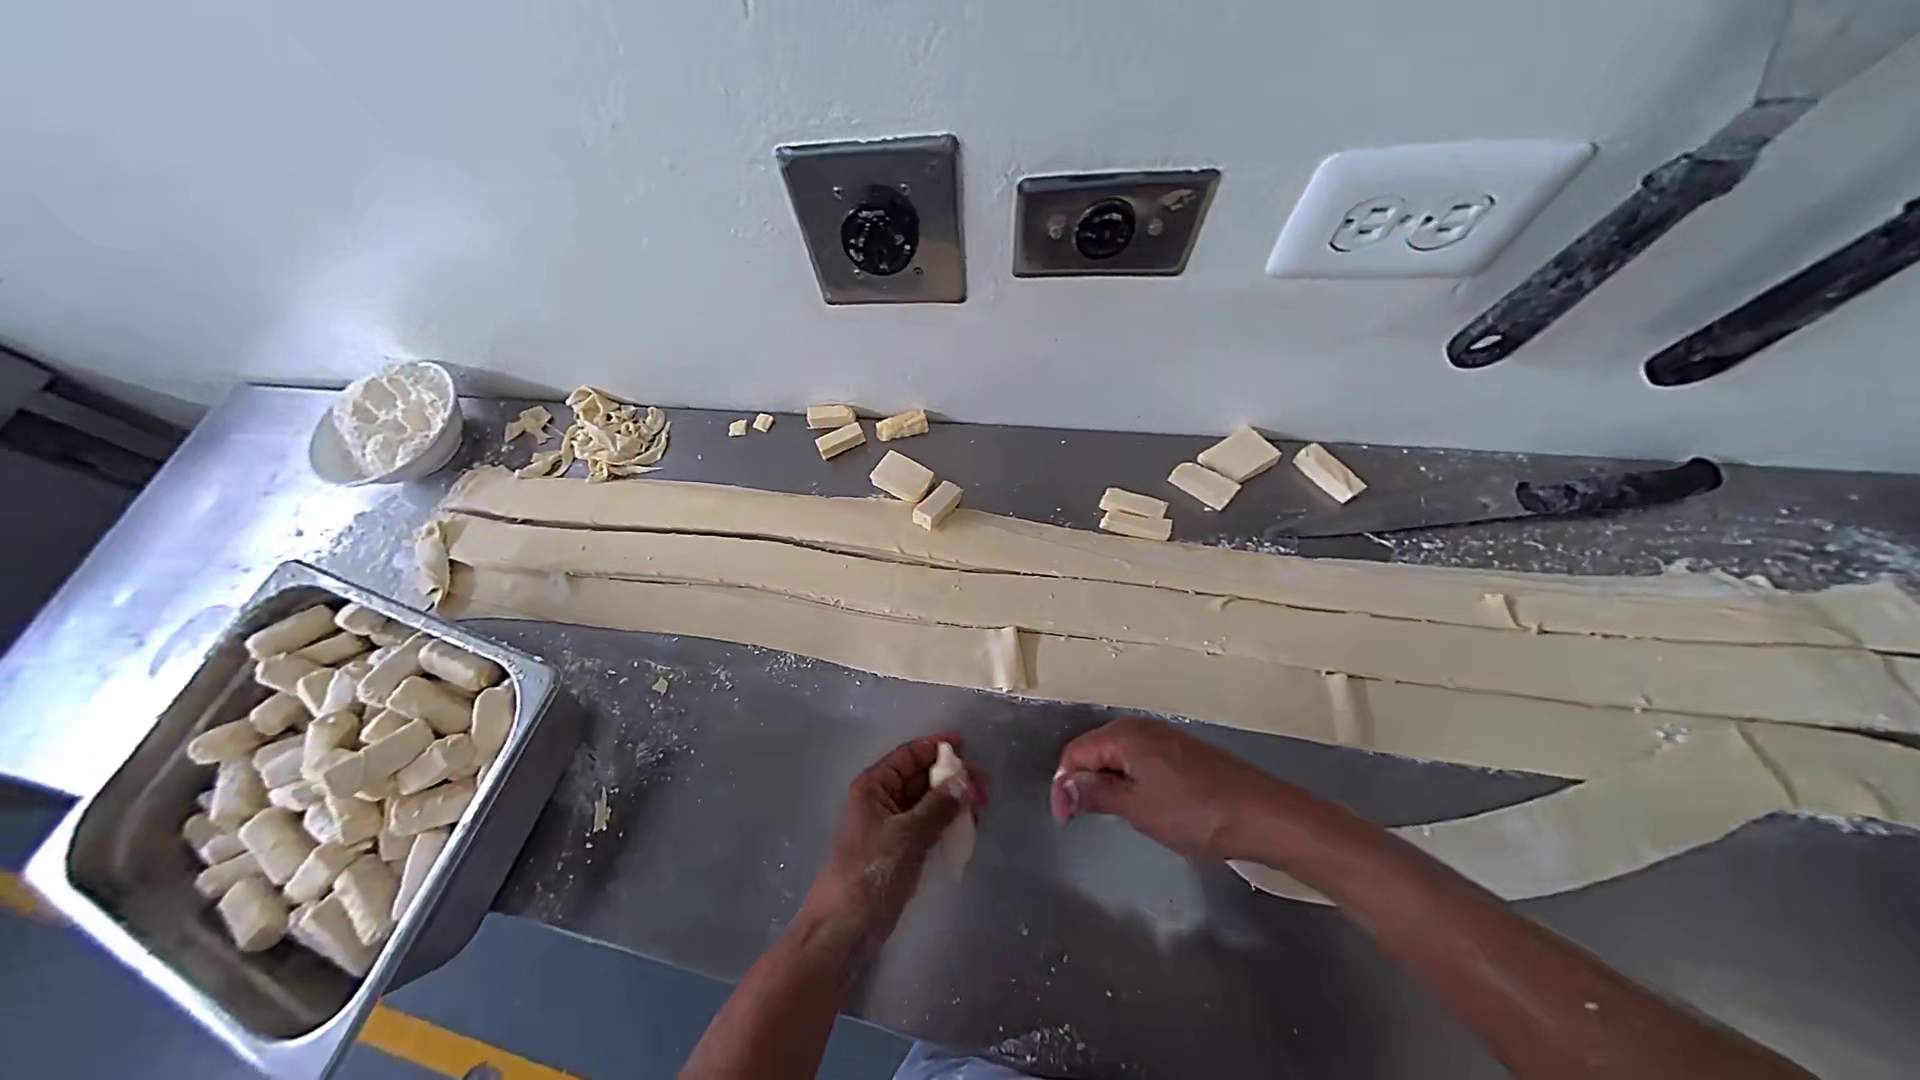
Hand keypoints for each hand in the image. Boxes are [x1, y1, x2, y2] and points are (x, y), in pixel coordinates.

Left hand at [802, 735, 987, 952]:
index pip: (909, 755)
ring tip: (982, 808)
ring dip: (954, 801)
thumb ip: (938, 806)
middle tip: (984, 787)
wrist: (845, 927)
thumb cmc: (870, 872)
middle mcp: (883, 800)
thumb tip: (966, 781)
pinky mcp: (902, 849)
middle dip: (953, 777)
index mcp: (875, 786)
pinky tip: (969, 829)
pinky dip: (948, 822)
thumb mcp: (907, 835)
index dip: (936, 746)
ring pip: (929, 802)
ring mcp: (893, 825)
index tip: (967, 746)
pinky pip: (930, 825)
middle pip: (922, 777)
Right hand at [1050, 717, 1292, 861]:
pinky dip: (1134, 782)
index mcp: (1125, 735)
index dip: (1063, 786)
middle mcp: (1143, 727)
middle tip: (1088, 819)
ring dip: (1110, 784)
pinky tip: (1150, 807)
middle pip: (1095, 751)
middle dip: (1085, 783)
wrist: (1265, 815)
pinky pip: (1143, 761)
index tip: (1067, 820)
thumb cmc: (1196, 813)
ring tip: (1122, 816)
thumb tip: (1063, 787)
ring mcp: (1166, 737)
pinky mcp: (1184, 752)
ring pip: (1120, 758)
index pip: (1074, 754)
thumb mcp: (1137, 808)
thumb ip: (1095, 794)